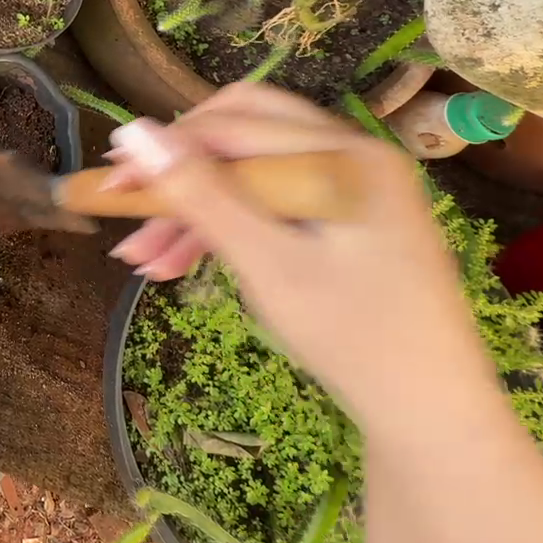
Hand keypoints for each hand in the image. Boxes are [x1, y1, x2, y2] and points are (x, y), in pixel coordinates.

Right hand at [106, 84, 496, 424]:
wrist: (431, 415)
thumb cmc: (352, 335)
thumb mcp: (263, 259)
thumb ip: (197, 190)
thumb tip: (132, 131)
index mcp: (343, 155)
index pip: (229, 127)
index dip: (162, 150)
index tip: (110, 182)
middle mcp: (347, 154)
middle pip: (235, 133)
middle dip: (176, 169)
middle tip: (129, 199)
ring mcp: (344, 186)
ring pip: (242, 173)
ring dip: (190, 208)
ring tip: (142, 258)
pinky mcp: (336, 217)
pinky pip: (263, 202)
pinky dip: (219, 226)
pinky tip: (175, 263)